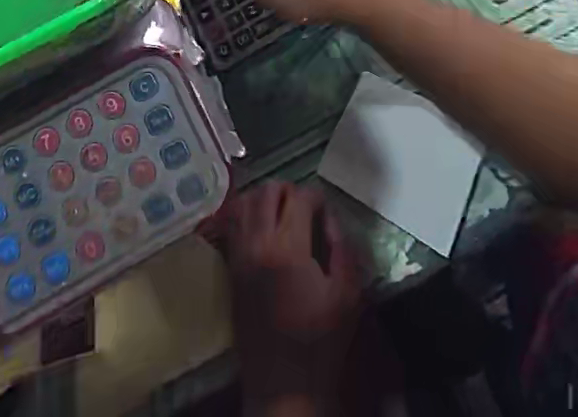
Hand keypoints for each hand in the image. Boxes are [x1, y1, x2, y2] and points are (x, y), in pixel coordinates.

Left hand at [212, 183, 364, 411]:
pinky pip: (233, 224)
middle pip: (268, 191)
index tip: (327, 213)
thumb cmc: (320, 341)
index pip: (299, 197)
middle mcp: (257, 243)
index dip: (317, 198)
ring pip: (244, 201)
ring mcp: (239, 254)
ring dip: (265, 198)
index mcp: (287, 248)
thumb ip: (343, 249)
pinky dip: (247, 214)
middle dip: (290, 191)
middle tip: (306, 209)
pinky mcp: (230, 267)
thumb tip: (331, 219)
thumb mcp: (347, 295)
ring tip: (284, 214)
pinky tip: (264, 228)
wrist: (283, 386)